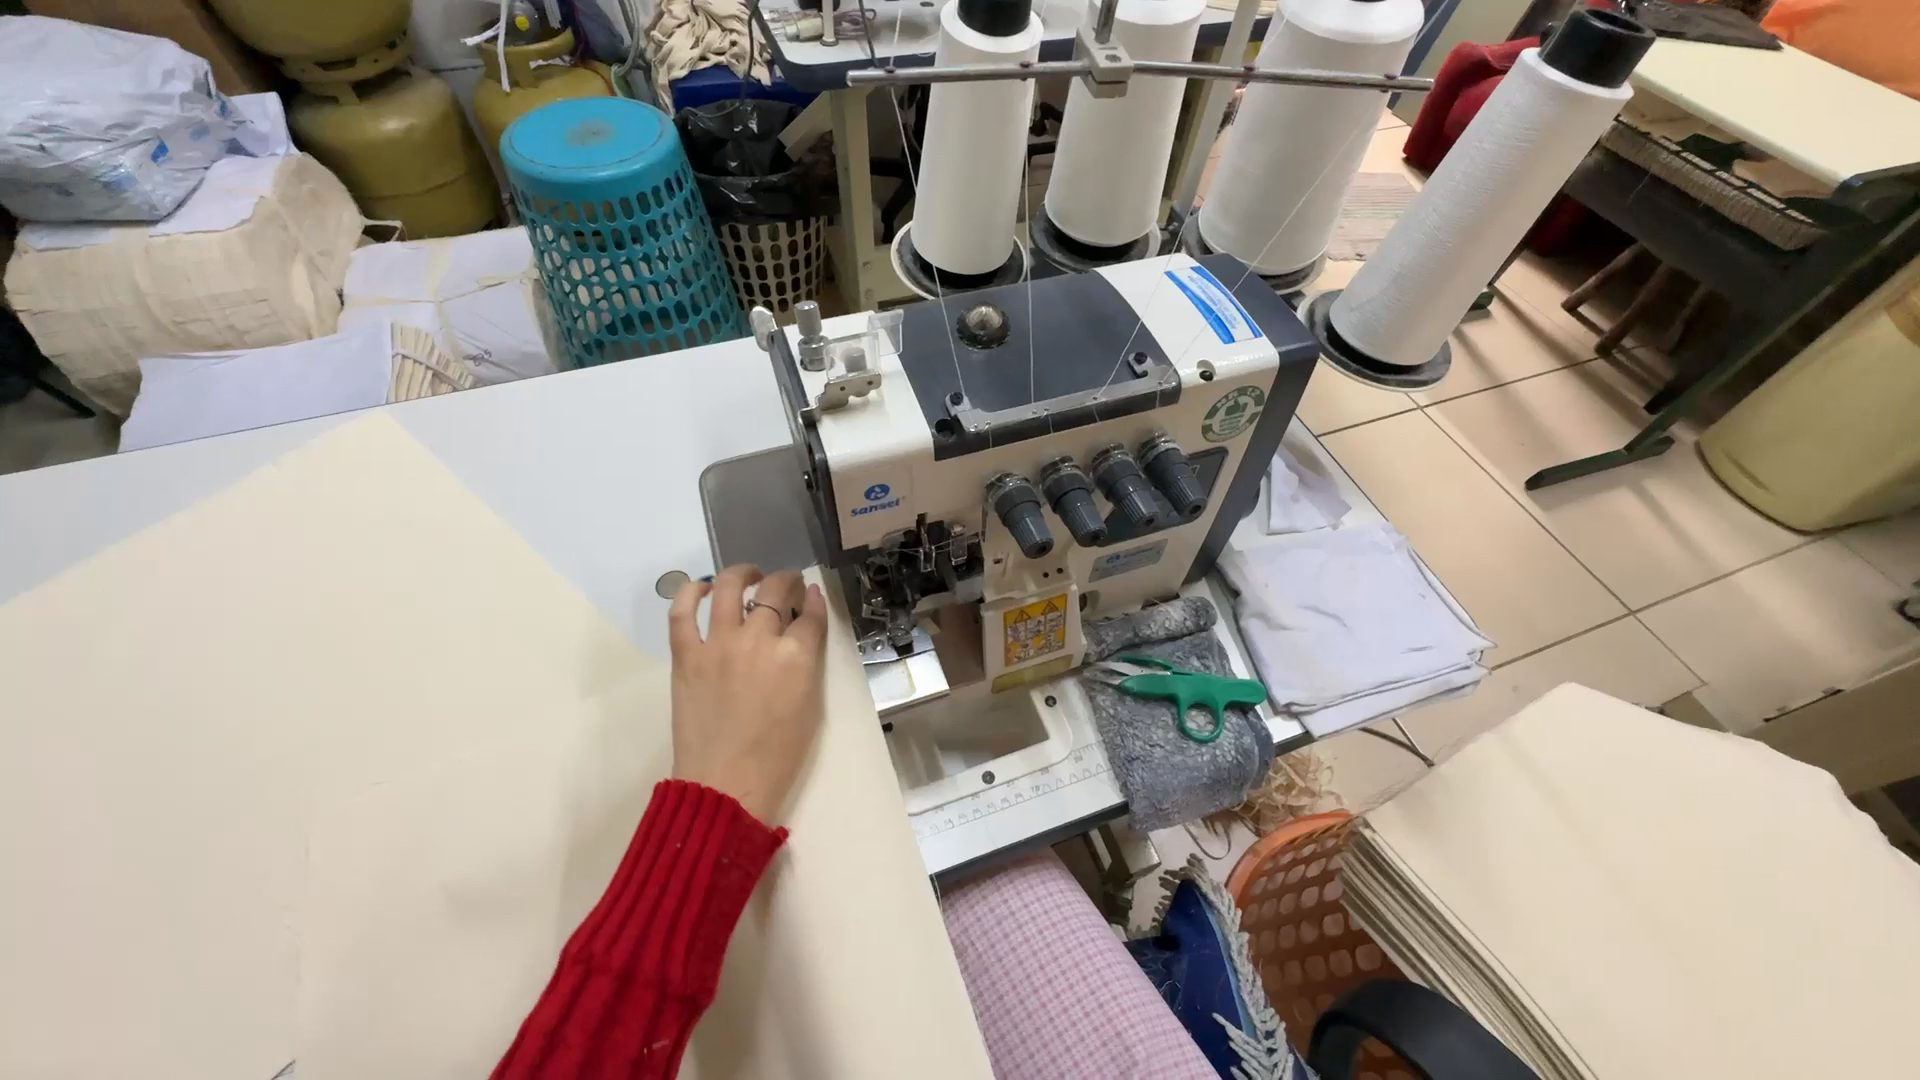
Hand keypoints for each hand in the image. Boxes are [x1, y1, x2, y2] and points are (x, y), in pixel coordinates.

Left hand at [667, 565, 829, 823]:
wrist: (727, 784)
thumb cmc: (778, 754)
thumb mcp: (811, 704)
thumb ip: (810, 659)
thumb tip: (805, 624)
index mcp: (797, 656)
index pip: (810, 614)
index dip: (813, 601)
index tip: (811, 596)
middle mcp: (759, 640)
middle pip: (775, 591)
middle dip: (786, 581)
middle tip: (787, 585)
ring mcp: (719, 645)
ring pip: (729, 588)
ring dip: (743, 574)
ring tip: (749, 576)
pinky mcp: (687, 657)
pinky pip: (682, 613)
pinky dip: (690, 593)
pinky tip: (701, 588)